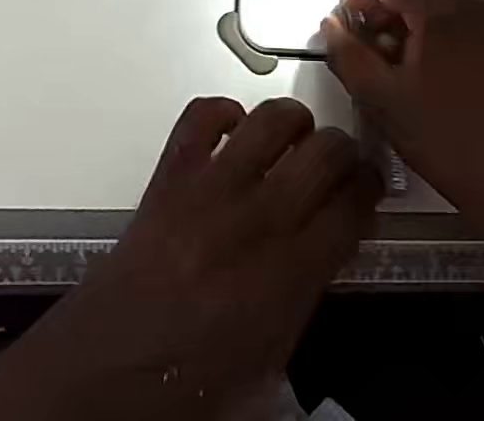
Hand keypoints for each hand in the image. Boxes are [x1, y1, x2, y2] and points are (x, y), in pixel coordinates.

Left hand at [0, 97, 377, 419]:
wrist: (114, 360)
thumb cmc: (197, 371)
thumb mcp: (276, 348)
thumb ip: (310, 283)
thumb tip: (330, 233)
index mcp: (292, 272)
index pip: (353, 204)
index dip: (369, 187)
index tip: (367, 183)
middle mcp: (258, 218)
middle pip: (325, 153)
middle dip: (343, 149)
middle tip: (337, 158)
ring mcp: (211, 187)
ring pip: (272, 120)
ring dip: (293, 122)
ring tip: (294, 136)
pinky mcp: (172, 171)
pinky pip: (201, 114)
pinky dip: (222, 111)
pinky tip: (232, 128)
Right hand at [320, 0, 483, 211]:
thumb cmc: (460, 146)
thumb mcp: (382, 100)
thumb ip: (347, 54)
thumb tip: (333, 28)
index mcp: (447, 10)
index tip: (351, 22)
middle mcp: (483, 4)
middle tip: (374, 30)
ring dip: (420, 3)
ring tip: (402, 48)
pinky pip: (476, 6)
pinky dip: (448, 16)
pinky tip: (433, 61)